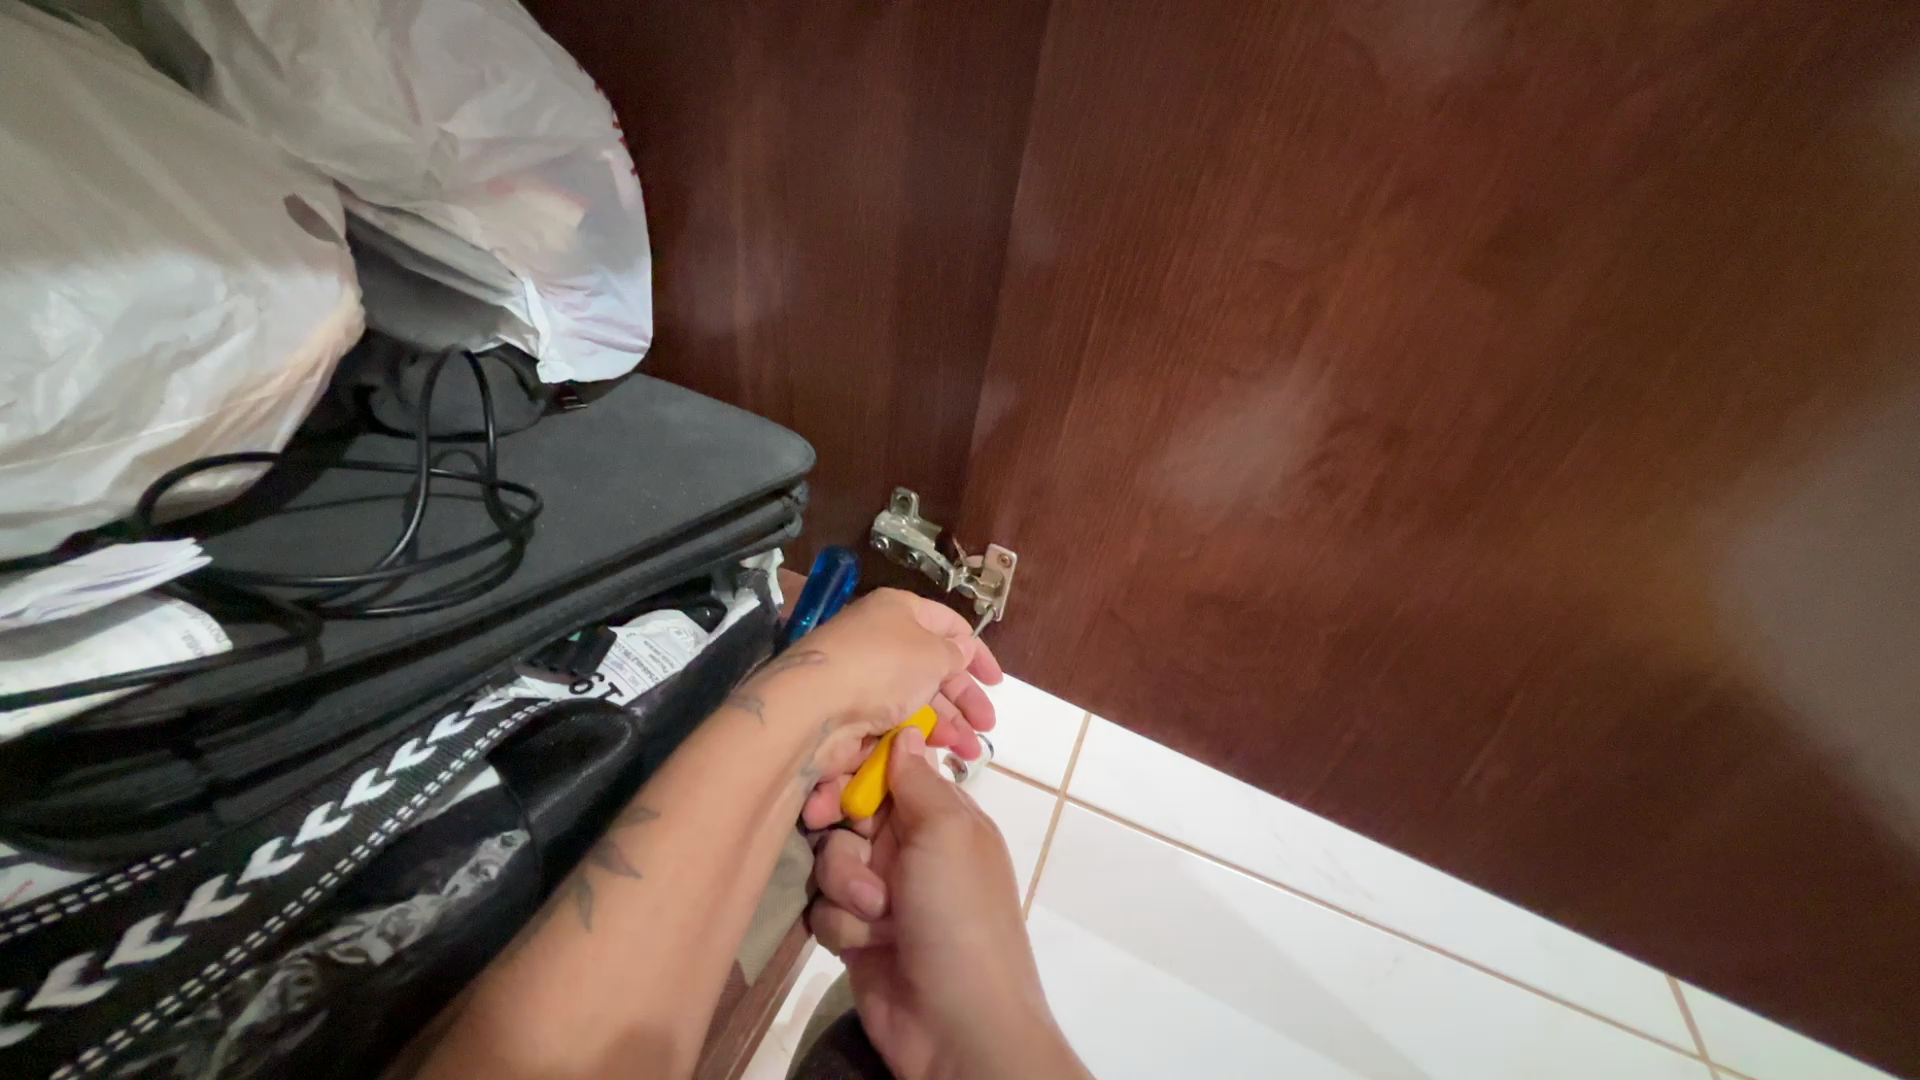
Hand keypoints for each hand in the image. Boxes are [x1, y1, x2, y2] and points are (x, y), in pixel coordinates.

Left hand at [772, 589, 1002, 828]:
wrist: (816, 705)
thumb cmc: (883, 665)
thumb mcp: (932, 652)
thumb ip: (955, 654)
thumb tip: (961, 651)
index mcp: (899, 612)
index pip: (948, 626)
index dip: (976, 653)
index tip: (995, 682)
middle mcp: (882, 640)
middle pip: (934, 668)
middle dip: (964, 699)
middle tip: (986, 727)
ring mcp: (866, 678)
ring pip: (917, 699)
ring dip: (948, 724)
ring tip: (969, 751)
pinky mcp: (854, 712)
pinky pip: (896, 720)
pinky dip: (919, 735)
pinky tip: (938, 751)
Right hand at [808, 727, 1088, 1079]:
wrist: (957, 1027)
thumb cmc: (959, 913)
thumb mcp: (947, 832)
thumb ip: (918, 780)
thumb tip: (907, 729)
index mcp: (941, 816)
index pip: (890, 771)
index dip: (858, 770)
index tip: (835, 774)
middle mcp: (911, 847)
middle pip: (851, 812)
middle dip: (839, 824)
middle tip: (823, 821)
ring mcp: (884, 891)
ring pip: (833, 860)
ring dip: (847, 883)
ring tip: (877, 913)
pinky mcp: (858, 933)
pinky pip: (826, 908)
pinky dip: (843, 924)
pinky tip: (868, 943)